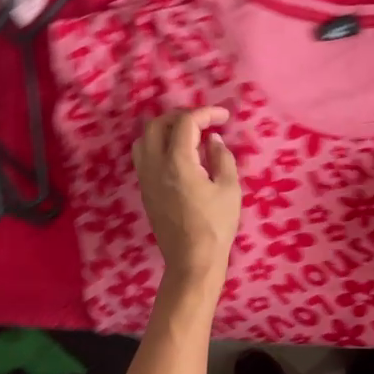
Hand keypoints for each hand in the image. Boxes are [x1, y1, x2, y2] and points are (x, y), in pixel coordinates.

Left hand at [133, 107, 241, 288]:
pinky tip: (177, 157)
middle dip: (181, 117)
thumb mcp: (229, 189)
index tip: (224, 117)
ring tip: (187, 137)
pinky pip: (143, 158)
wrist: (192, 260)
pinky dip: (157, 147)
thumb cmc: (216, 226)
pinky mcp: (145, 192)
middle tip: (204, 123)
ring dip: (164, 131)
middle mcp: (154, 165)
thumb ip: (222, 158)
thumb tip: (212, 141)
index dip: (205, 113)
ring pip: (144, 140)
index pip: (185, 122)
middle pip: (157, 125)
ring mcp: (145, 179)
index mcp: (177, 161)